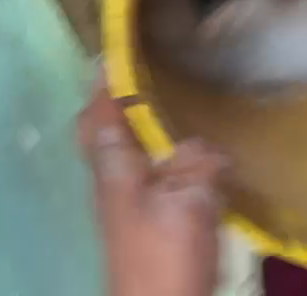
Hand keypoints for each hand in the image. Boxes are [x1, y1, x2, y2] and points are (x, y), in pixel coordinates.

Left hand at [78, 72, 227, 295]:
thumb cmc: (165, 255)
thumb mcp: (191, 200)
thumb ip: (200, 162)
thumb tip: (208, 145)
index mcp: (112, 160)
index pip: (100, 107)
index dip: (108, 79)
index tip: (122, 52)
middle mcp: (106, 176)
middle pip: (98, 128)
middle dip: (112, 102)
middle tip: (141, 81)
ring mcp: (118, 203)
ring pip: (116, 152)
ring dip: (132, 130)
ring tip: (167, 113)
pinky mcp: (134, 226)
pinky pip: (135, 176)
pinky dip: (150, 159)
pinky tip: (182, 165)